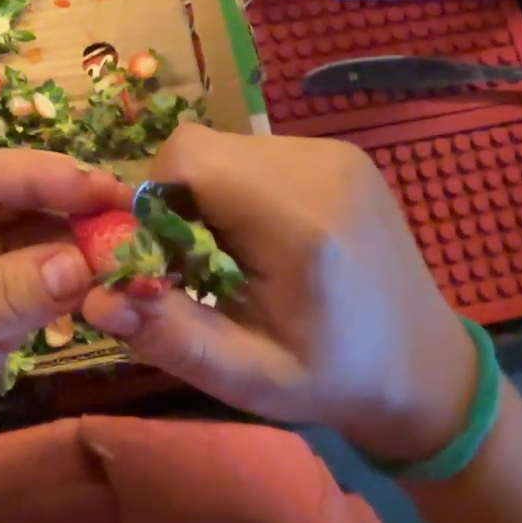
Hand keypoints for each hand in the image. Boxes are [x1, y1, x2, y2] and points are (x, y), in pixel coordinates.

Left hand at [0, 149, 127, 496]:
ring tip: (134, 262)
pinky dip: (77, 288)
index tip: (103, 189)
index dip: (45, 175)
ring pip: (41, 242)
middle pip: (23, 202)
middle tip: (134, 227)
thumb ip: (3, 292)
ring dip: (84, 250)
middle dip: (75, 210)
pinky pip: (45, 287)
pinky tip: (111, 292)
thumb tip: (81, 264)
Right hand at [81, 124, 477, 462]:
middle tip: (196, 258)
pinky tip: (263, 232)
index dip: (155, 200)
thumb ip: (170, 335)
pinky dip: (236, 184)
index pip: (186, 159)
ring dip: (206, 191)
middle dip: (177, 198)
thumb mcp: (247, 378)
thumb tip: (94, 299)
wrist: (427, 368)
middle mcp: (318, 167)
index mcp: (299, 221)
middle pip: (199, 147)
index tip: (168, 256)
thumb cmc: (332, 378)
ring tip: (233, 249)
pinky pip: (254, 150)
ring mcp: (334, 152)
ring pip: (222, 145)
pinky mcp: (340, 152)